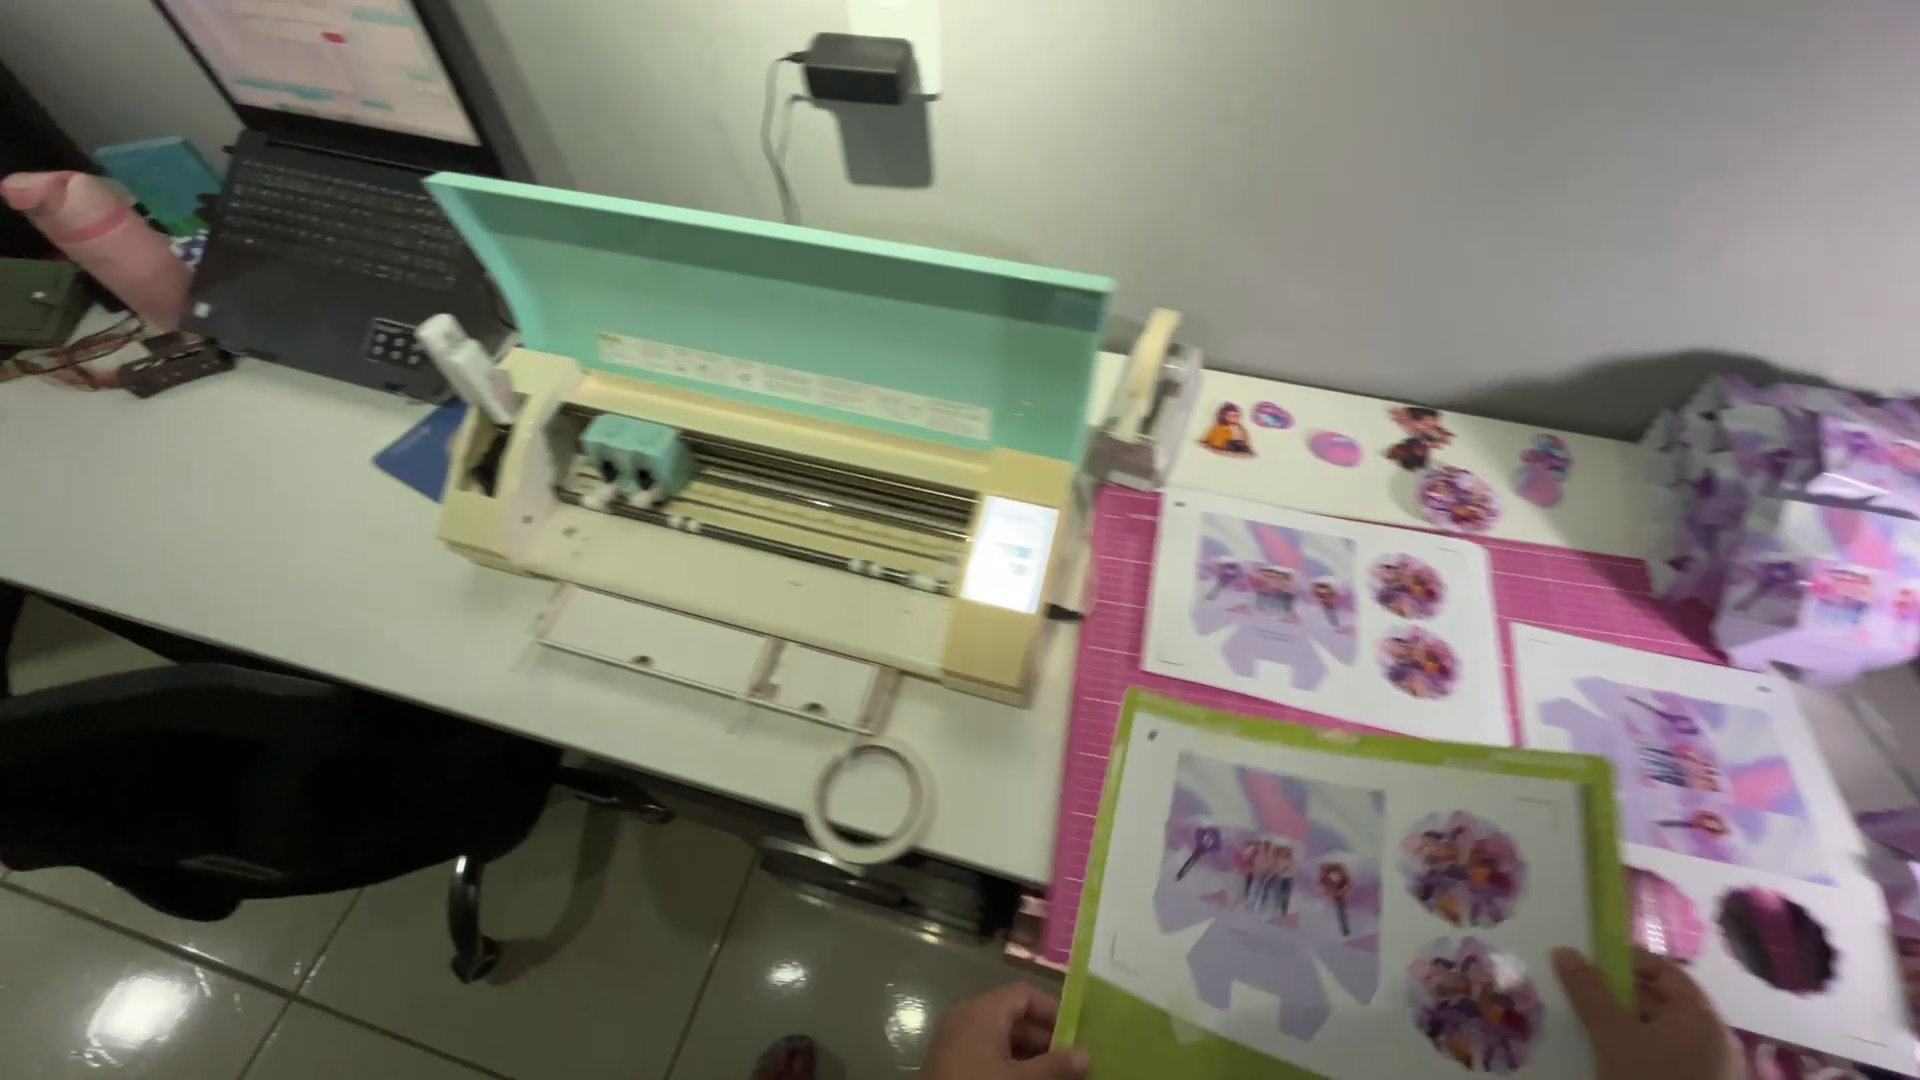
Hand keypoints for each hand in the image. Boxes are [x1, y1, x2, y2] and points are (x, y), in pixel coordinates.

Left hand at [922, 982, 1090, 1078]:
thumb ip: (1053, 1067)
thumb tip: (1086, 1055)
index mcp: (982, 1011)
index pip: (1023, 994)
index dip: (1051, 1010)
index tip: (1076, 1034)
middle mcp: (967, 1017)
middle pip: (1014, 1016)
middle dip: (1044, 1039)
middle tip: (1071, 1063)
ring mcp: (956, 1040)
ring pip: (1002, 1038)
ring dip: (1029, 1055)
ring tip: (1055, 1077)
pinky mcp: (952, 1063)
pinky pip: (987, 1053)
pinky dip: (1009, 1064)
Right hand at [1554, 947, 1743, 1079]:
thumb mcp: (1612, 1034)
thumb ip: (1588, 989)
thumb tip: (1565, 950)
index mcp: (1702, 1020)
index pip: (1665, 970)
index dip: (1627, 959)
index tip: (1589, 960)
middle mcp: (1710, 1040)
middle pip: (1658, 998)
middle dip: (1614, 990)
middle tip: (1576, 988)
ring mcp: (1704, 1068)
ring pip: (1653, 1027)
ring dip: (1616, 1017)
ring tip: (1582, 1019)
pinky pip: (1657, 1052)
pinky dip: (1628, 1044)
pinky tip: (1602, 1050)